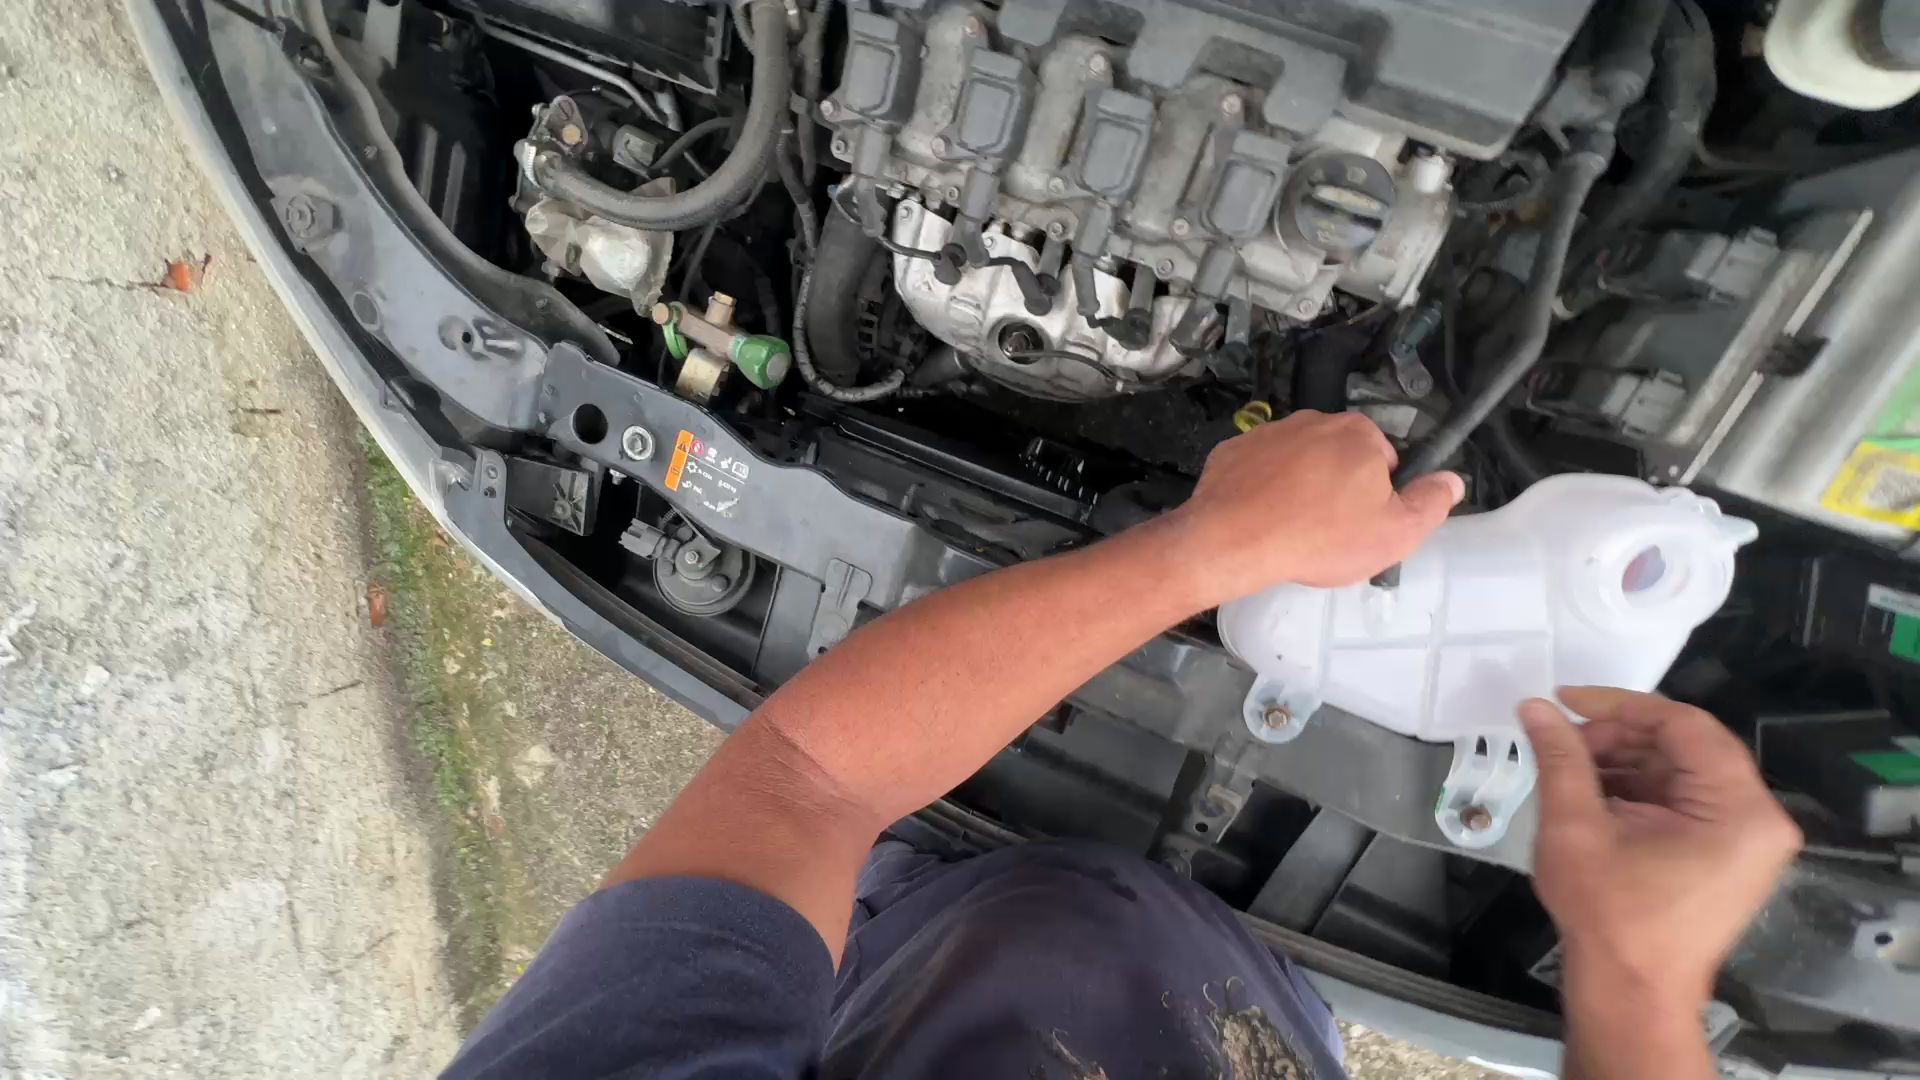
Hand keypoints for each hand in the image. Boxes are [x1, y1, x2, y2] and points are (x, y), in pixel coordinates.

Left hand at [1168, 410, 1463, 594]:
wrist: (1231, 540)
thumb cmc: (1320, 536)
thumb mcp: (1396, 532)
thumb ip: (1431, 503)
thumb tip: (1452, 480)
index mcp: (1357, 432)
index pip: (1382, 460)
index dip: (1375, 495)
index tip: (1358, 523)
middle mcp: (1310, 421)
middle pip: (1335, 458)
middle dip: (1333, 488)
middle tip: (1322, 530)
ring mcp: (1263, 433)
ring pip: (1292, 462)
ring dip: (1293, 487)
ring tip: (1286, 527)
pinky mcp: (1228, 452)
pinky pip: (1253, 470)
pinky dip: (1256, 489)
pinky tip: (1254, 517)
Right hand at [1521, 688, 1801, 1006]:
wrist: (1631, 983)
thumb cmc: (1608, 906)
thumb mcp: (1573, 823)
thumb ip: (1558, 757)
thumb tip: (1534, 706)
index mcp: (1737, 811)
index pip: (1685, 726)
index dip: (1620, 705)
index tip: (1562, 700)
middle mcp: (1753, 818)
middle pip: (1682, 745)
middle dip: (1614, 736)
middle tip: (1559, 742)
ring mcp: (1739, 836)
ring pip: (1674, 768)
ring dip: (1616, 760)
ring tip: (1566, 771)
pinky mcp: (1717, 850)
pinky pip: (1673, 795)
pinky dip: (1627, 785)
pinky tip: (1585, 794)